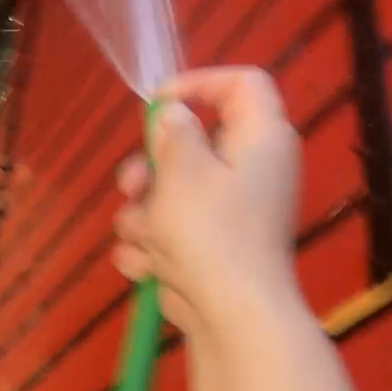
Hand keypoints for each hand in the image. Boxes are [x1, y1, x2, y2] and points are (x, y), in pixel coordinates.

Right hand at [114, 67, 304, 335]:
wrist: (228, 306)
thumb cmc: (210, 234)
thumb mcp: (183, 176)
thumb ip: (174, 138)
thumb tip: (172, 115)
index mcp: (259, 139)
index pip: (240, 85)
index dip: (197, 84)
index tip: (153, 103)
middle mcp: (248, 167)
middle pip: (189, 146)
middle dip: (149, 170)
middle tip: (132, 187)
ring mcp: (225, 209)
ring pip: (165, 195)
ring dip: (141, 218)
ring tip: (146, 240)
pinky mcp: (204, 243)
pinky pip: (163, 233)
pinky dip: (149, 248)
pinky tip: (149, 265)